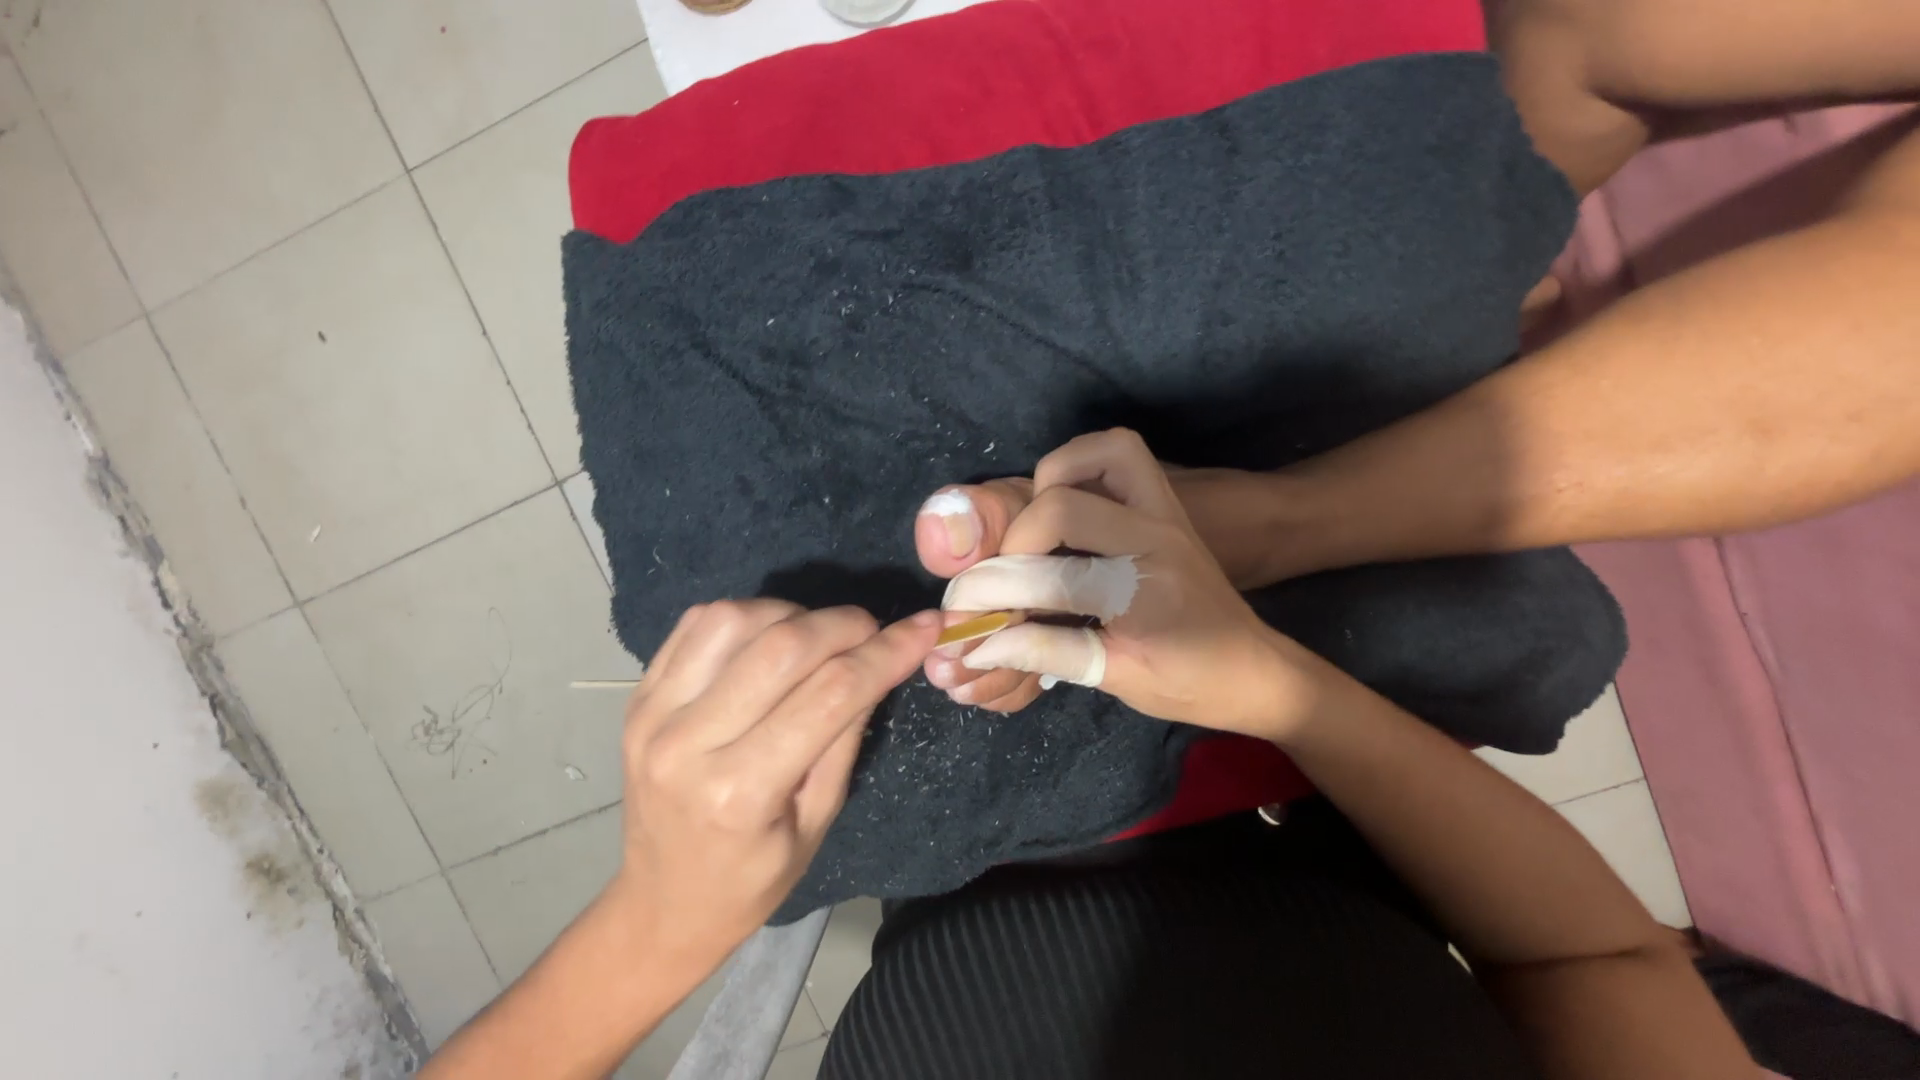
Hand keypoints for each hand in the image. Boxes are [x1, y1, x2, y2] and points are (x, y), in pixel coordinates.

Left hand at [613, 600, 940, 960]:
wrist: (661, 903)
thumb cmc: (751, 879)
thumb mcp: (817, 822)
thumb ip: (846, 737)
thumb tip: (882, 662)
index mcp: (741, 792)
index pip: (830, 694)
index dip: (886, 653)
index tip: (924, 628)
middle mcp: (689, 744)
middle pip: (782, 646)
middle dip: (845, 624)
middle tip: (874, 631)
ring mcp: (653, 714)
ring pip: (735, 620)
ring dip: (793, 614)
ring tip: (819, 638)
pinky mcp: (638, 696)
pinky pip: (696, 624)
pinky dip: (747, 614)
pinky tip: (772, 636)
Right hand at [945, 429, 1330, 738]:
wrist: (1255, 669)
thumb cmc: (1192, 683)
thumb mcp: (1118, 679)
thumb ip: (1048, 653)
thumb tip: (980, 645)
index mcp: (1146, 588)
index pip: (1053, 577)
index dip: (999, 595)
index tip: (970, 617)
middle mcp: (1157, 534)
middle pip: (1065, 502)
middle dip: (1018, 538)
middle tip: (1007, 574)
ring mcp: (1165, 510)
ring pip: (1104, 451)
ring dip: (1054, 478)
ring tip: (1036, 529)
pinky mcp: (1164, 502)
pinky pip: (1118, 456)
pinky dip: (1079, 467)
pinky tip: (1062, 509)